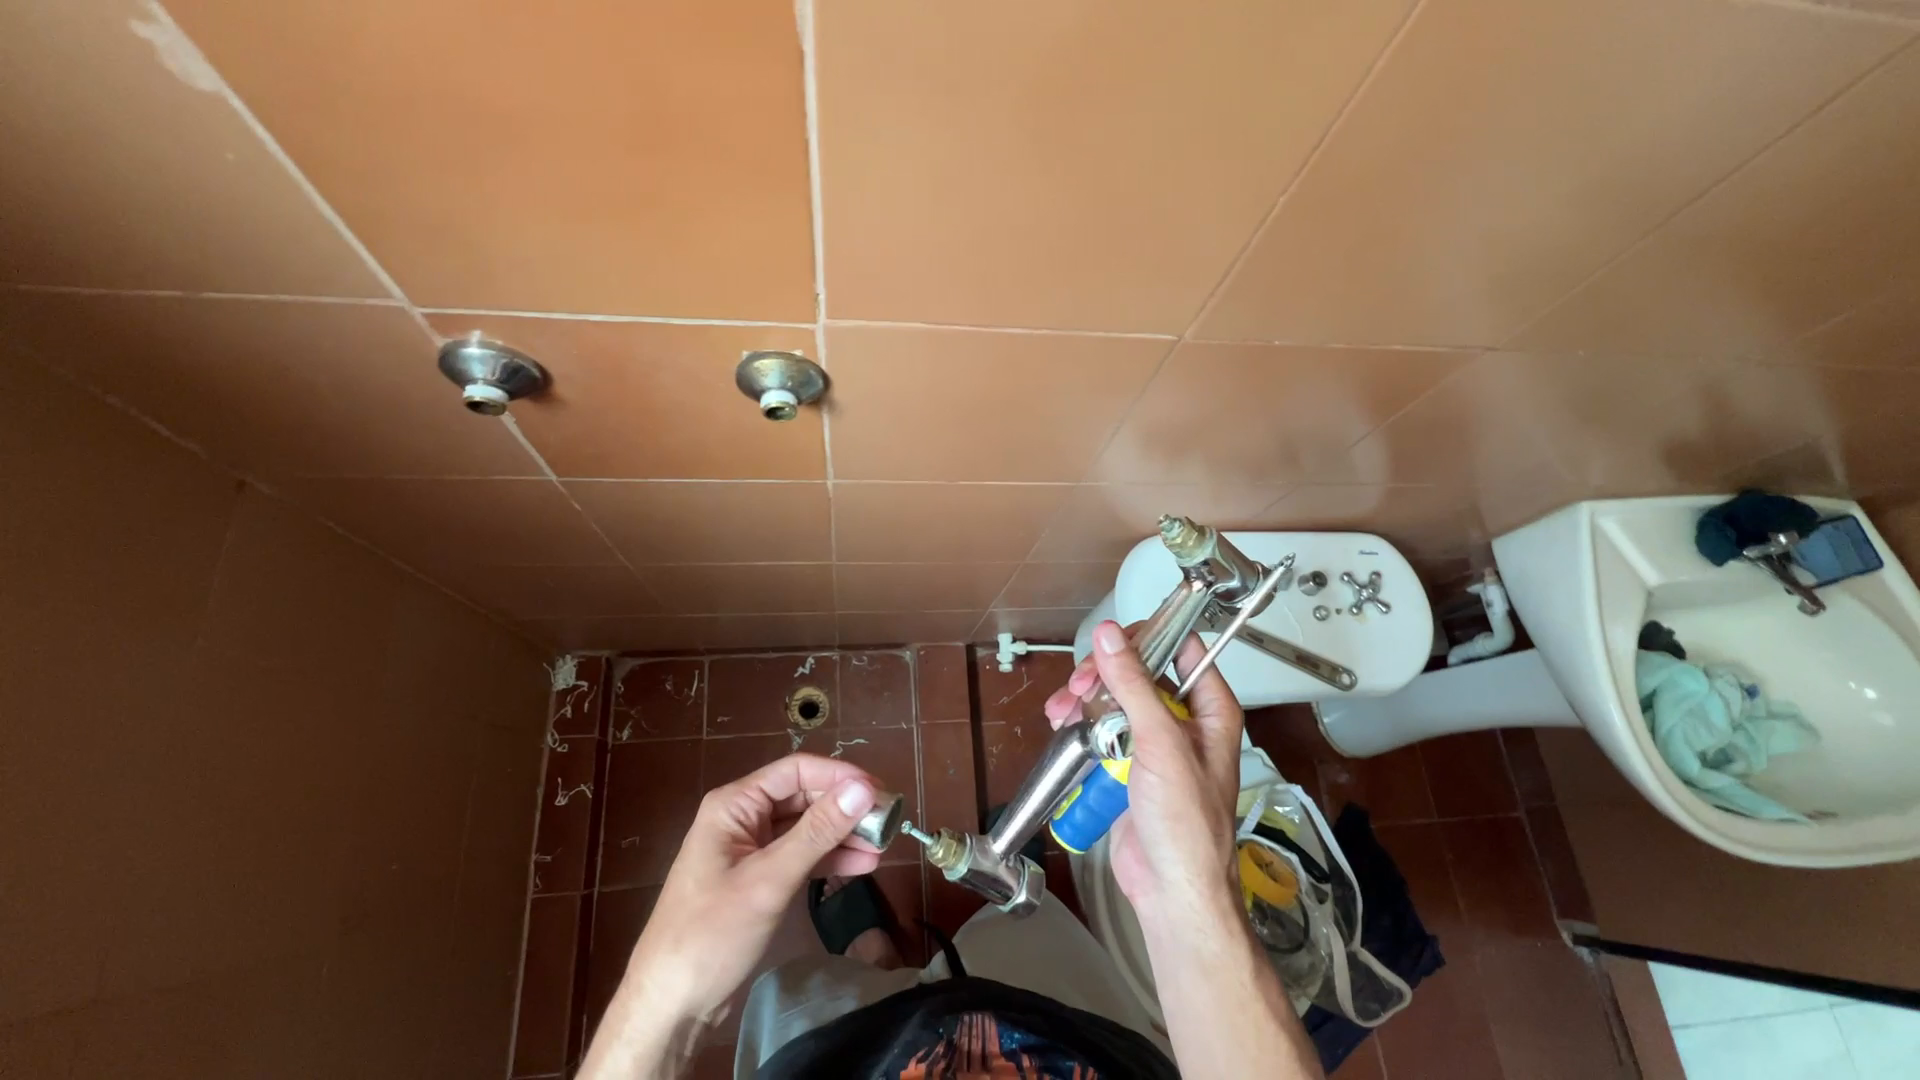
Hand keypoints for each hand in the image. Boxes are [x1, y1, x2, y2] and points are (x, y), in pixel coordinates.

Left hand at [620, 754, 878, 1029]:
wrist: (671, 1004)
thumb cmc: (712, 933)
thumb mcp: (769, 880)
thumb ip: (817, 832)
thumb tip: (863, 788)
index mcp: (735, 805)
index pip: (796, 771)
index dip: (839, 776)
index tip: (880, 792)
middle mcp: (743, 818)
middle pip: (804, 797)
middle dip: (845, 808)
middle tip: (888, 822)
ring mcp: (752, 850)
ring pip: (807, 828)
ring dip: (843, 835)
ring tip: (882, 846)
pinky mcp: (760, 879)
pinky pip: (802, 856)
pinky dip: (830, 859)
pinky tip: (861, 865)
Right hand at [1044, 620, 1242, 917]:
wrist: (1171, 889)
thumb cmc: (1185, 823)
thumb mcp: (1160, 744)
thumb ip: (1134, 685)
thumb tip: (1110, 637)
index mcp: (1209, 709)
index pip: (1182, 647)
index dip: (1147, 637)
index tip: (1109, 641)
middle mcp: (1184, 720)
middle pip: (1140, 670)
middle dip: (1103, 672)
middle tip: (1079, 685)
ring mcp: (1153, 742)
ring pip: (1115, 697)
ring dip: (1085, 697)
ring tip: (1062, 710)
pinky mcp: (1128, 763)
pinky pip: (1102, 728)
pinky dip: (1080, 723)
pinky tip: (1062, 726)